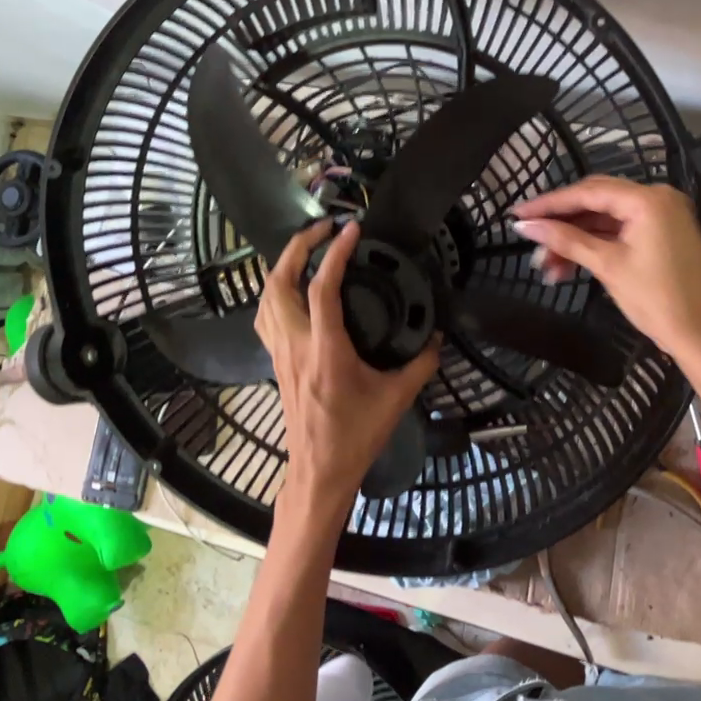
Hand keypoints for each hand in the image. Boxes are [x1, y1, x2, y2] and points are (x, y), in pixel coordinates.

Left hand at [257, 220, 440, 498]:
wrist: (319, 471)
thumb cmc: (356, 435)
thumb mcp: (397, 398)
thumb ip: (421, 363)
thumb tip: (436, 335)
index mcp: (325, 349)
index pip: (322, 288)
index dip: (335, 253)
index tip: (351, 230)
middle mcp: (294, 344)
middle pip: (279, 281)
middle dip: (298, 247)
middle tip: (323, 229)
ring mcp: (279, 352)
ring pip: (266, 296)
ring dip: (283, 266)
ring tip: (308, 251)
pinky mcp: (275, 361)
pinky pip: (265, 314)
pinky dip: (275, 291)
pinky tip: (293, 289)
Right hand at [511, 177, 700, 361]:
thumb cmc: (658, 299)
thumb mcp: (608, 266)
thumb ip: (567, 240)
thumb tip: (526, 225)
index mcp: (647, 199)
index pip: (588, 192)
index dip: (549, 203)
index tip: (518, 213)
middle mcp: (656, 198)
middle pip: (596, 201)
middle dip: (561, 222)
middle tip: (530, 239)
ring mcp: (661, 217)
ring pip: (605, 219)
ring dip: (575, 239)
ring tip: (546, 266)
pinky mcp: (662, 235)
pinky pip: (620, 232)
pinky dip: (595, 246)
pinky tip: (568, 267)